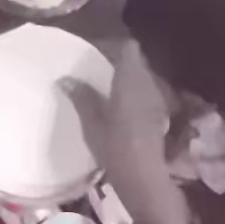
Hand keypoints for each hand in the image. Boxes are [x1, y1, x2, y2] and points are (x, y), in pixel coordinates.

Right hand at [62, 41, 191, 223]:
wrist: (144, 178)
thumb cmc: (115, 148)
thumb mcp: (92, 123)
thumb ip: (82, 98)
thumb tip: (65, 78)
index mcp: (130, 81)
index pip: (128, 49)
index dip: (112, 45)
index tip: (93, 49)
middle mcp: (148, 84)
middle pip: (135, 61)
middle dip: (117, 60)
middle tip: (93, 67)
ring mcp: (156, 100)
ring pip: (141, 77)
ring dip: (125, 76)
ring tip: (103, 84)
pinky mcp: (158, 115)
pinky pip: (144, 92)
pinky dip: (131, 91)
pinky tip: (117, 104)